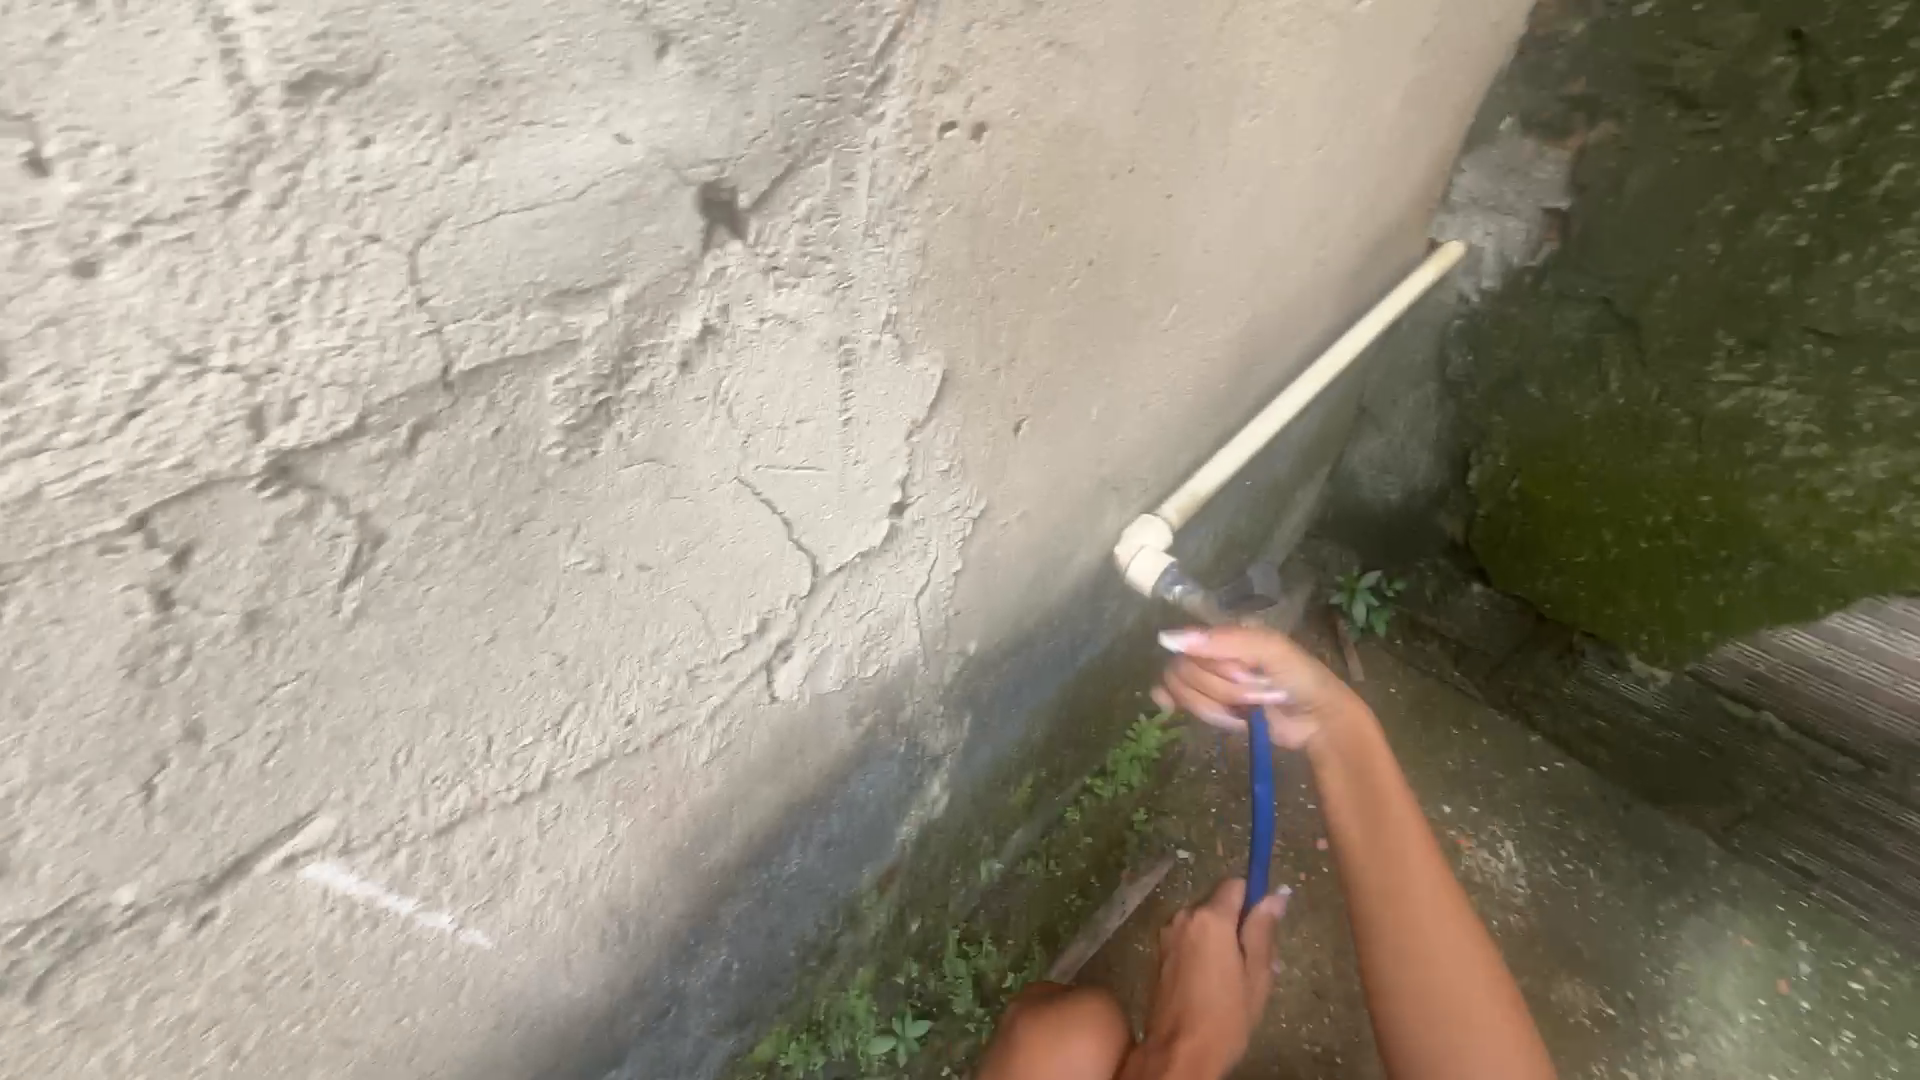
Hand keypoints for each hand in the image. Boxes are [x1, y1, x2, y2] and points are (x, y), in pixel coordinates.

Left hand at [1129, 879, 1288, 1079]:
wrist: (1179, 1050)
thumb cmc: (1226, 1017)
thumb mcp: (1256, 975)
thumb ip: (1263, 930)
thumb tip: (1276, 894)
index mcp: (1210, 918)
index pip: (1235, 885)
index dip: (1254, 898)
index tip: (1266, 926)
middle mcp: (1184, 915)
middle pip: (1219, 904)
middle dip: (1240, 924)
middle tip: (1259, 963)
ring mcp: (1168, 933)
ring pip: (1204, 922)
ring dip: (1222, 939)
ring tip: (1239, 980)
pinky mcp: (1160, 951)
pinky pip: (1189, 938)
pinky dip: (1204, 950)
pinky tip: (1216, 983)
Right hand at [1149, 625, 1359, 748]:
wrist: (1317, 721)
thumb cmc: (1299, 677)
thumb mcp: (1270, 649)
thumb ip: (1223, 641)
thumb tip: (1165, 640)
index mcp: (1223, 635)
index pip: (1187, 645)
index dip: (1213, 666)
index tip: (1245, 675)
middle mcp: (1210, 655)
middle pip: (1183, 671)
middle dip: (1222, 689)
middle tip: (1256, 693)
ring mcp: (1208, 682)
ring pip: (1183, 691)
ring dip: (1217, 706)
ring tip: (1248, 709)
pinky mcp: (1208, 706)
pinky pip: (1178, 702)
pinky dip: (1178, 704)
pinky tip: (1171, 707)